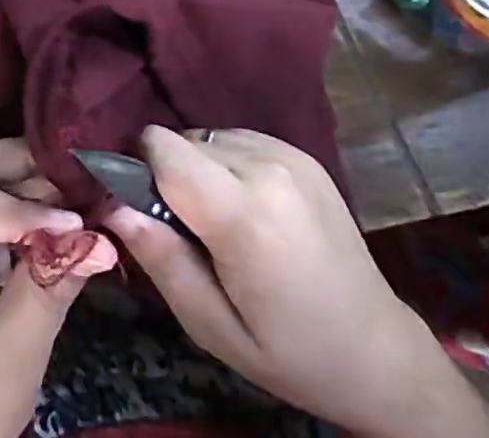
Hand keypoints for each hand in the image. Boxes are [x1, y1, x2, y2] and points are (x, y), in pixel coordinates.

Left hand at [0, 139, 116, 437]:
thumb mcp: (16, 351)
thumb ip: (52, 284)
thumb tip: (103, 239)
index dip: (21, 207)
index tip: (75, 224)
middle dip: (24, 170)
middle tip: (79, 187)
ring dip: (26, 173)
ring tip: (74, 193)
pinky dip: (24, 189)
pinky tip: (58, 204)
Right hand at [106, 127, 488, 437]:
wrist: (378, 349)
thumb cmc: (288, 351)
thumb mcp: (210, 326)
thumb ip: (159, 257)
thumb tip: (111, 204)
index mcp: (244, 213)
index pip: (161, 147)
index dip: (138, 171)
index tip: (142, 211)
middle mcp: (268, 167)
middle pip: (180, 141)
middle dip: (166, 175)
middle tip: (185, 230)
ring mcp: (289, 154)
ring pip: (204, 137)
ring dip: (196, 170)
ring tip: (219, 222)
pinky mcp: (302, 153)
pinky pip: (234, 140)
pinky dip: (223, 165)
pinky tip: (246, 207)